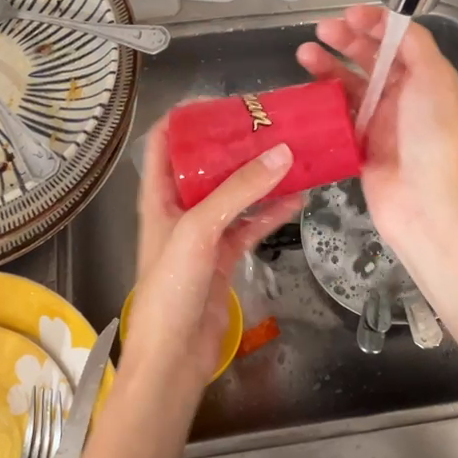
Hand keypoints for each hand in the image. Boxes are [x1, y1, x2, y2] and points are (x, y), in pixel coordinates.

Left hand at [127, 120, 302, 392]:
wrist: (174, 356)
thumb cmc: (171, 287)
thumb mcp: (200, 229)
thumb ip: (240, 191)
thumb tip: (282, 153)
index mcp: (158, 194)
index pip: (165, 140)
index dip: (188, 117)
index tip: (224, 100)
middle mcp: (179, 207)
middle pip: (206, 163)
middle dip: (236, 143)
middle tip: (270, 123)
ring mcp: (204, 232)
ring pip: (234, 193)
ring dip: (260, 176)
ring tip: (293, 153)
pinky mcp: (224, 256)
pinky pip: (251, 224)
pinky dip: (272, 212)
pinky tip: (299, 198)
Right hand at [297, 5, 457, 258]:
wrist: (430, 209)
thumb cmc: (436, 140)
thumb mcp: (436, 81)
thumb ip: (417, 46)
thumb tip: (394, 22)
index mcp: (428, 79)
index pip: (399, 40)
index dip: (375, 23)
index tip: (348, 14)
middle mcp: (405, 98)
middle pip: (372, 59)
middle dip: (347, 40)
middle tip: (321, 31)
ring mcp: (381, 124)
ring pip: (350, 86)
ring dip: (329, 68)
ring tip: (304, 54)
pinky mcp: (360, 148)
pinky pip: (338, 118)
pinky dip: (322, 102)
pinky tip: (306, 91)